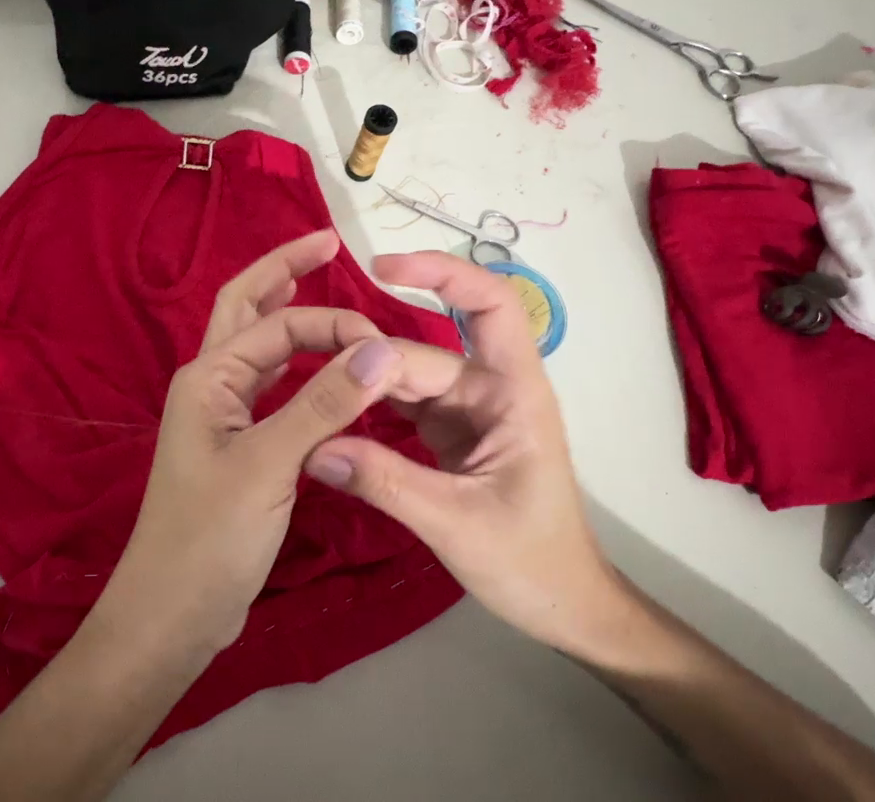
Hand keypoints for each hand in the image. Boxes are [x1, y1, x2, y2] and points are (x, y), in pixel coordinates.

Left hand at [91, 230, 406, 656]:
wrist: (173, 612)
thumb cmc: (210, 537)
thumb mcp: (268, 466)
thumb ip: (323, 405)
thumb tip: (381, 349)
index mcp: (208, 378)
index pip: (279, 325)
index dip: (333, 323)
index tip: (386, 344)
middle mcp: (210, 385)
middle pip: (246, 308)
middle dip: (283, 272)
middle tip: (327, 242)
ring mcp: (222, 416)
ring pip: (257, 346)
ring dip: (287, 313)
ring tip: (322, 282)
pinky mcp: (238, 446)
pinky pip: (270, 386)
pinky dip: (296, 364)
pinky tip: (319, 362)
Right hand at [304, 251, 632, 654]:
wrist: (561, 606)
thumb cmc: (531, 562)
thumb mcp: (457, 524)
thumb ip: (386, 482)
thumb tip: (314, 448)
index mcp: (516, 394)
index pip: (485, 309)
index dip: (440, 274)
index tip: (380, 267)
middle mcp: (491, 390)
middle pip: (425, 347)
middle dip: (373, 353)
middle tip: (318, 371)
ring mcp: (468, 411)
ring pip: (409, 373)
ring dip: (365, 376)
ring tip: (313, 384)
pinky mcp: (448, 434)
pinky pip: (402, 402)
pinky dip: (368, 401)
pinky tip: (331, 405)